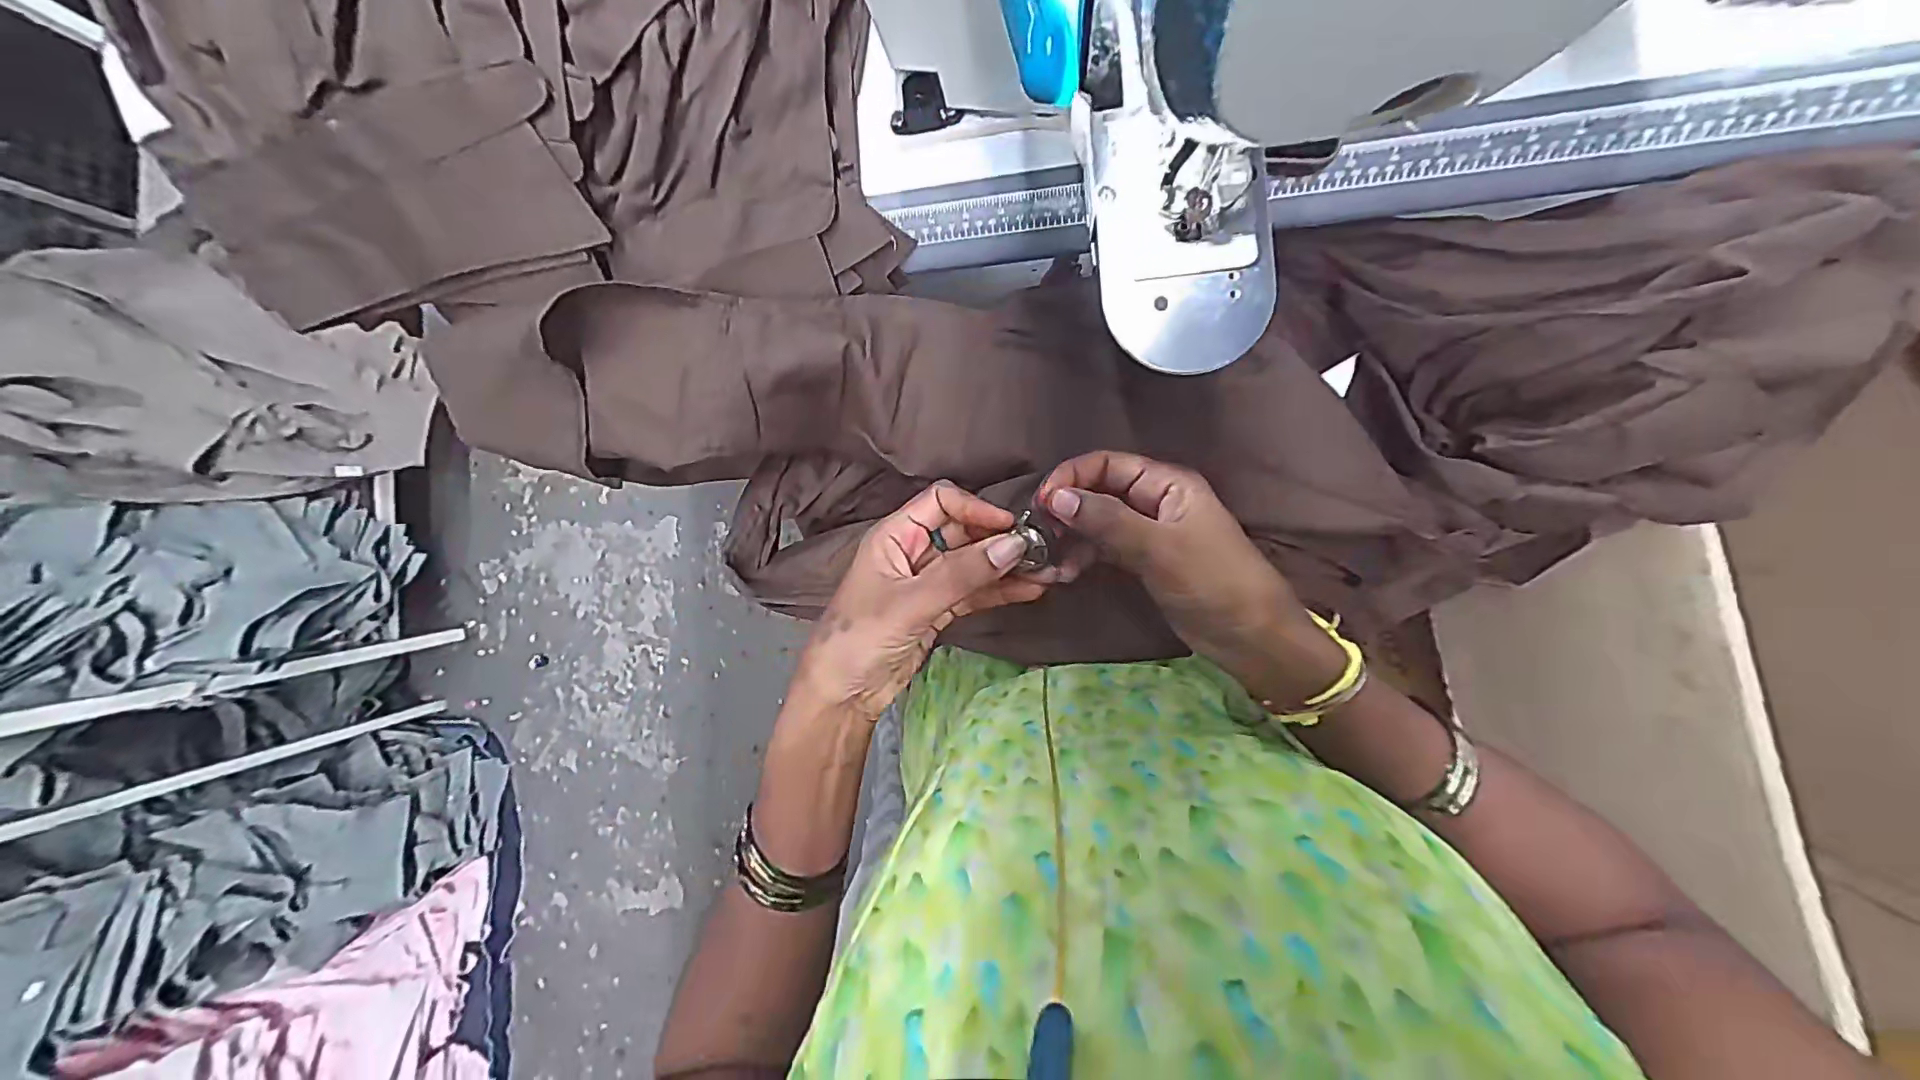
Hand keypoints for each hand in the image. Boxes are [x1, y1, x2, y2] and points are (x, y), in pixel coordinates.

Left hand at [789, 481, 1045, 723]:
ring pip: (972, 563)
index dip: (976, 509)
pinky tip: (1030, 590)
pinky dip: (1000, 591)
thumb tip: (1013, 545)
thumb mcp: (910, 602)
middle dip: (998, 539)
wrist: (840, 696)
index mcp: (893, 536)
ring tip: (1045, 571)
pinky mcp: (938, 610)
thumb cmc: (859, 639)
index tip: (1010, 526)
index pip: (940, 502)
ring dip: (1006, 567)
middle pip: (962, 531)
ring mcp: (926, 582)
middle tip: (1039, 550)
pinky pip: (974, 592)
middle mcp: (911, 552)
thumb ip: (962, 574)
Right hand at [1035, 451, 1344, 703]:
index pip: (1107, 465)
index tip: (1041, 503)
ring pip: (1097, 523)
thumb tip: (1056, 497)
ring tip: (1052, 564)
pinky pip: (1103, 549)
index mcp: (1166, 483)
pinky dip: (1084, 557)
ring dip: (1071, 538)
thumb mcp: (1158, 547)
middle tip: (1039, 537)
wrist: (1251, 637)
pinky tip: (1068, 573)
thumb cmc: (1213, 581)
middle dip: (1066, 510)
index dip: (1071, 477)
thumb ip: (1107, 520)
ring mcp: (1148, 532)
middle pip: (1098, 492)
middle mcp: (1154, 501)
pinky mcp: (1143, 561)